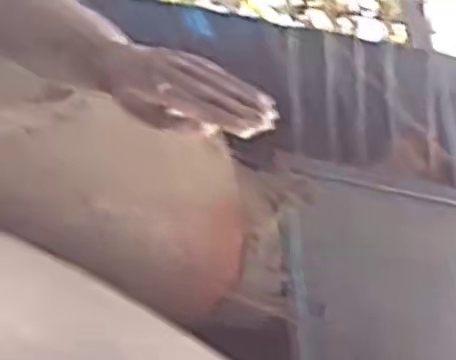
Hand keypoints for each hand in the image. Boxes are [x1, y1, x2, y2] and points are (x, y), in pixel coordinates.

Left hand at [96, 42, 276, 138]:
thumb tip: (208, 128)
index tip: (251, 130)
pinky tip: (263, 98)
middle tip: (269, 124)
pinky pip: (218, 72)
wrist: (106, 56)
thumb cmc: (132, 95)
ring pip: (218, 81)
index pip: (198, 107)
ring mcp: (177, 61)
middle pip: (211, 94)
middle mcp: (167, 72)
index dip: (225, 119)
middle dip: (242, 109)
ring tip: (273, 113)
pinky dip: (242, 85)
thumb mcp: (145, 116)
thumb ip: (176, 126)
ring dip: (248, 97)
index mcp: (154, 89)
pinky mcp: (187, 57)